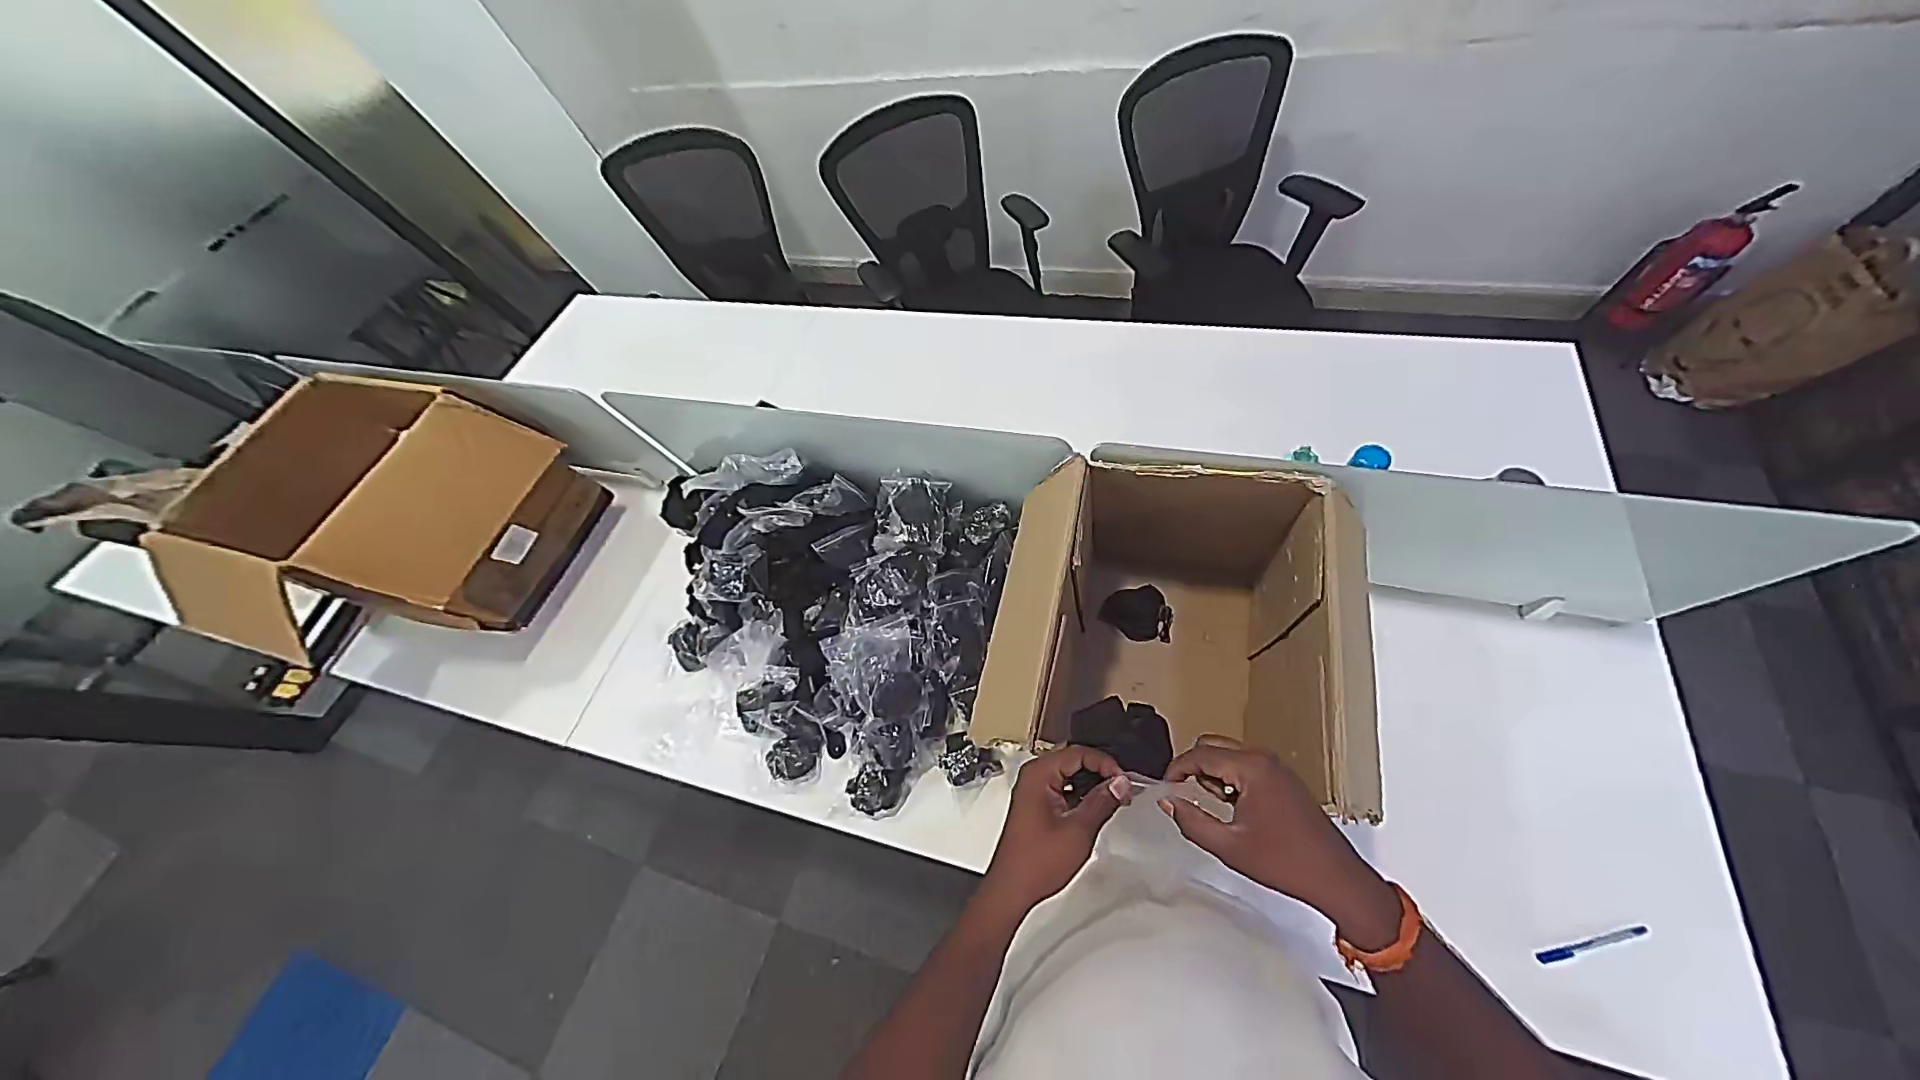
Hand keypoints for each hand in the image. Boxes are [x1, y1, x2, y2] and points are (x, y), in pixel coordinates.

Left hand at [979, 746, 1131, 913]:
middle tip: (1122, 788)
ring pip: (1069, 774)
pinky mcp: (1036, 803)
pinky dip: (1081, 794)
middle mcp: (1033, 776)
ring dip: (1092, 783)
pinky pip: (1063, 788)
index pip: (1078, 753)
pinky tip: (1096, 808)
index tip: (1124, 779)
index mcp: (1039, 774)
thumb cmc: (1036, 862)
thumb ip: (1102, 801)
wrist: (1013, 888)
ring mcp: (1033, 789)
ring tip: (1114, 798)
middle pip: (1073, 760)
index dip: (1105, 763)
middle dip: (1100, 771)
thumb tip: (1120, 782)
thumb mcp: (1079, 829)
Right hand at [1162, 737, 1399, 947]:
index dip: (1176, 769)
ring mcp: (1277, 767)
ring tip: (1215, 808)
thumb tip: (1168, 802)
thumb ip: (1190, 820)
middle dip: (1194, 767)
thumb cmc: (1287, 864)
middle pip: (1213, 746)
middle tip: (1186, 795)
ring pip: (1229, 754)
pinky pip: (1246, 765)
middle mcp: (1265, 759)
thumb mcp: (1228, 846)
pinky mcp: (1285, 779)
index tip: (1166, 788)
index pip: (1200, 754)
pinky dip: (1231, 778)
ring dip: (1213, 773)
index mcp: (1252, 768)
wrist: (1337, 880)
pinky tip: (1235, 808)